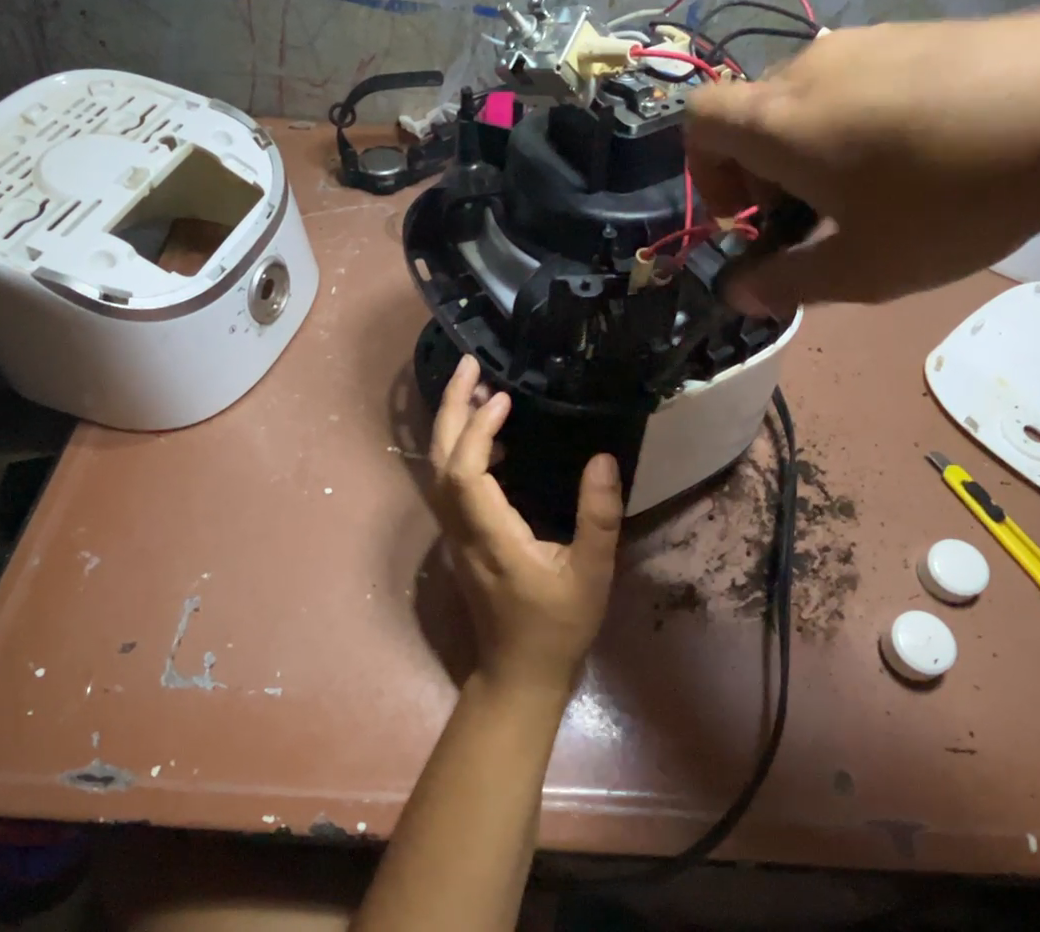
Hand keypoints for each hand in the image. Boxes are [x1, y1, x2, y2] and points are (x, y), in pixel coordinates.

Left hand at [427, 355, 623, 695]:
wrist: (518, 673)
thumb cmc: (558, 625)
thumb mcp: (591, 573)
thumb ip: (597, 517)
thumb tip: (602, 458)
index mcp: (491, 536)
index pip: (466, 471)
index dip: (477, 429)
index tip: (501, 398)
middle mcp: (460, 531)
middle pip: (439, 461)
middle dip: (450, 408)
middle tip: (470, 365)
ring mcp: (453, 537)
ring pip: (437, 472)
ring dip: (452, 426)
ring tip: (480, 391)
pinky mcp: (458, 540)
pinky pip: (447, 485)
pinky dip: (460, 451)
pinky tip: (493, 441)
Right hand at [685, 0, 1039, 313]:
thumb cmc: (951, 199)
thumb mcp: (862, 269)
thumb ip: (786, 284)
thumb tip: (738, 294)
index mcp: (779, 121)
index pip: (698, 123)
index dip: (705, 175)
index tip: (748, 220)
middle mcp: (812, 69)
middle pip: (754, 115)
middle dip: (763, 174)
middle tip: (812, 222)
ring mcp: (873, 41)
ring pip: (810, 100)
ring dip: (813, 150)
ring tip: (873, 194)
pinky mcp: (925, 33)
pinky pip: (863, 81)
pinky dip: (861, 123)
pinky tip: (925, 158)